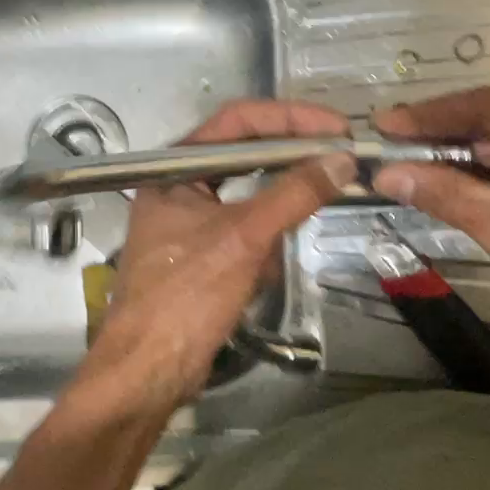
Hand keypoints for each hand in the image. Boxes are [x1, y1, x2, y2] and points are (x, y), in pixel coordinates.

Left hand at [84, 100, 354, 405]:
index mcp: (174, 170)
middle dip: (287, 175)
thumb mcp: (244, 238)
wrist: (147, 370)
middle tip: (338, 170)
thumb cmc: (186, 296)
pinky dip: (258, 255)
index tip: (338, 129)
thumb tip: (342, 159)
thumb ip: (294, 194)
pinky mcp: (201, 260)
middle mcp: (178, 189)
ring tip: (269, 258)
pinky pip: (244, 240)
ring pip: (250, 205)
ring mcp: (188, 225)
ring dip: (269, 229)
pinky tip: (254, 283)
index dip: (292, 119)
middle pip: (247, 160)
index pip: (239, 121)